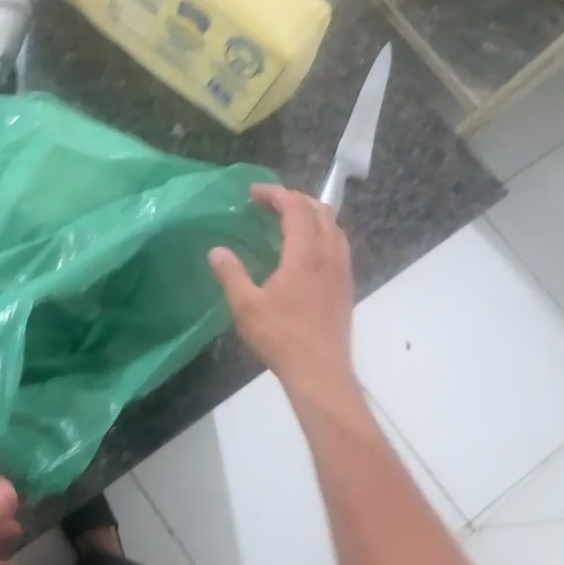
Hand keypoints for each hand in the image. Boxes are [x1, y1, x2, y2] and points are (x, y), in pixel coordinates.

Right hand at [209, 184, 356, 401]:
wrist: (319, 371)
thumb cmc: (281, 337)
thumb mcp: (246, 307)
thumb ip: (231, 274)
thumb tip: (217, 251)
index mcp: (305, 254)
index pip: (295, 208)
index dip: (276, 194)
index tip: (254, 193)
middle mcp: (329, 255)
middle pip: (320, 211)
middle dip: (296, 199)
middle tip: (270, 203)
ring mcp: (342, 271)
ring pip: (334, 227)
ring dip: (312, 215)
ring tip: (289, 221)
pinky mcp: (346, 287)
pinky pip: (338, 245)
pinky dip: (322, 234)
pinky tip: (306, 251)